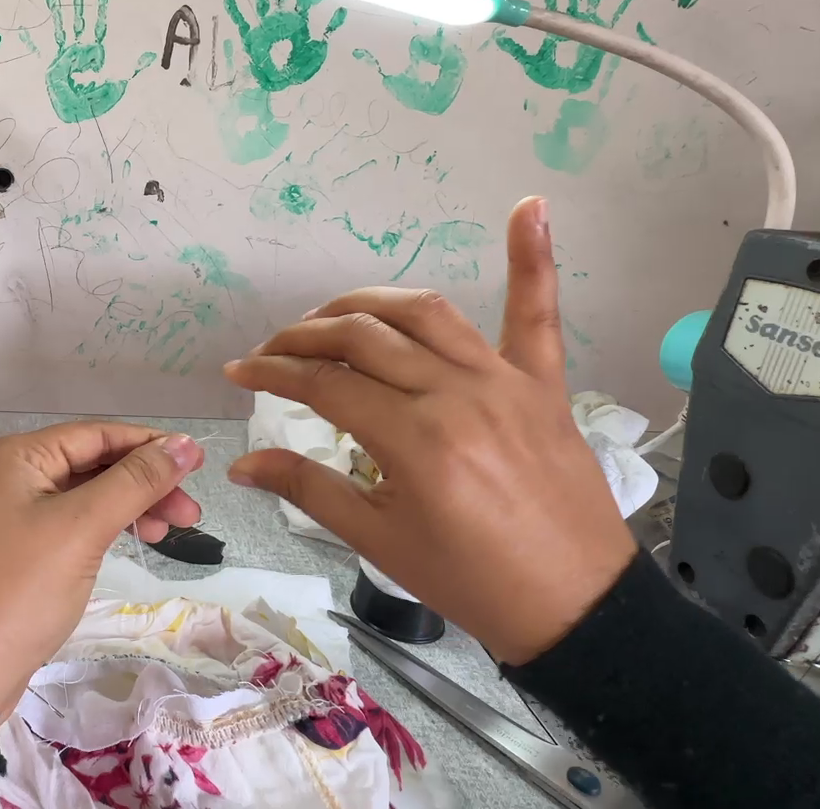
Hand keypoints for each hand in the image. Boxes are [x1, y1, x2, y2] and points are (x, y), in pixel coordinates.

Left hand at [0, 423, 203, 723]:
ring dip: (130, 506)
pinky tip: (133, 541)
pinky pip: (73, 522)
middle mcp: (12, 474)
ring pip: (86, 495)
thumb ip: (135, 481)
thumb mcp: (83, 528)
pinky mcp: (19, 547)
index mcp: (18, 455)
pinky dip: (106, 527)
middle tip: (191, 514)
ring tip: (170, 533)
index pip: (96, 435)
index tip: (199, 463)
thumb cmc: (22, 587)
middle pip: (93, 463)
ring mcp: (12, 512)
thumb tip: (184, 443)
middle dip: (144, 482)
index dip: (150, 445)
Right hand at [224, 197, 634, 663]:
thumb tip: (241, 463)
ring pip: (421, 312)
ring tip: (330, 315)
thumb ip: (307, 488)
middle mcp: (456, 395)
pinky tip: (527, 207)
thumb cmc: (470, 582)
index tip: (240, 371)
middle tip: (272, 349)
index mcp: (415, 441)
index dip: (272, 373)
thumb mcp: (378, 540)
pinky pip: (536, 313)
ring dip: (365, 303)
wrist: (579, 612)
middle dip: (304, 336)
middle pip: (362, 339)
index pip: (324, 384)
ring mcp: (504, 381)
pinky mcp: (542, 382)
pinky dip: (532, 258)